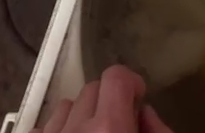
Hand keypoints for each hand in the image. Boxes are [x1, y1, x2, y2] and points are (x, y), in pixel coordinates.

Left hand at [40, 65, 172, 132]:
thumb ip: (160, 132)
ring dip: (82, 117)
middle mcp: (77, 129)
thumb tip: (146, 113)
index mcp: (110, 128)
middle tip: (120, 127)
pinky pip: (44, 125)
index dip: (130, 84)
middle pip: (93, 88)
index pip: (117, 76)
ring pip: (66, 105)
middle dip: (108, 103)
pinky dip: (59, 131)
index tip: (137, 99)